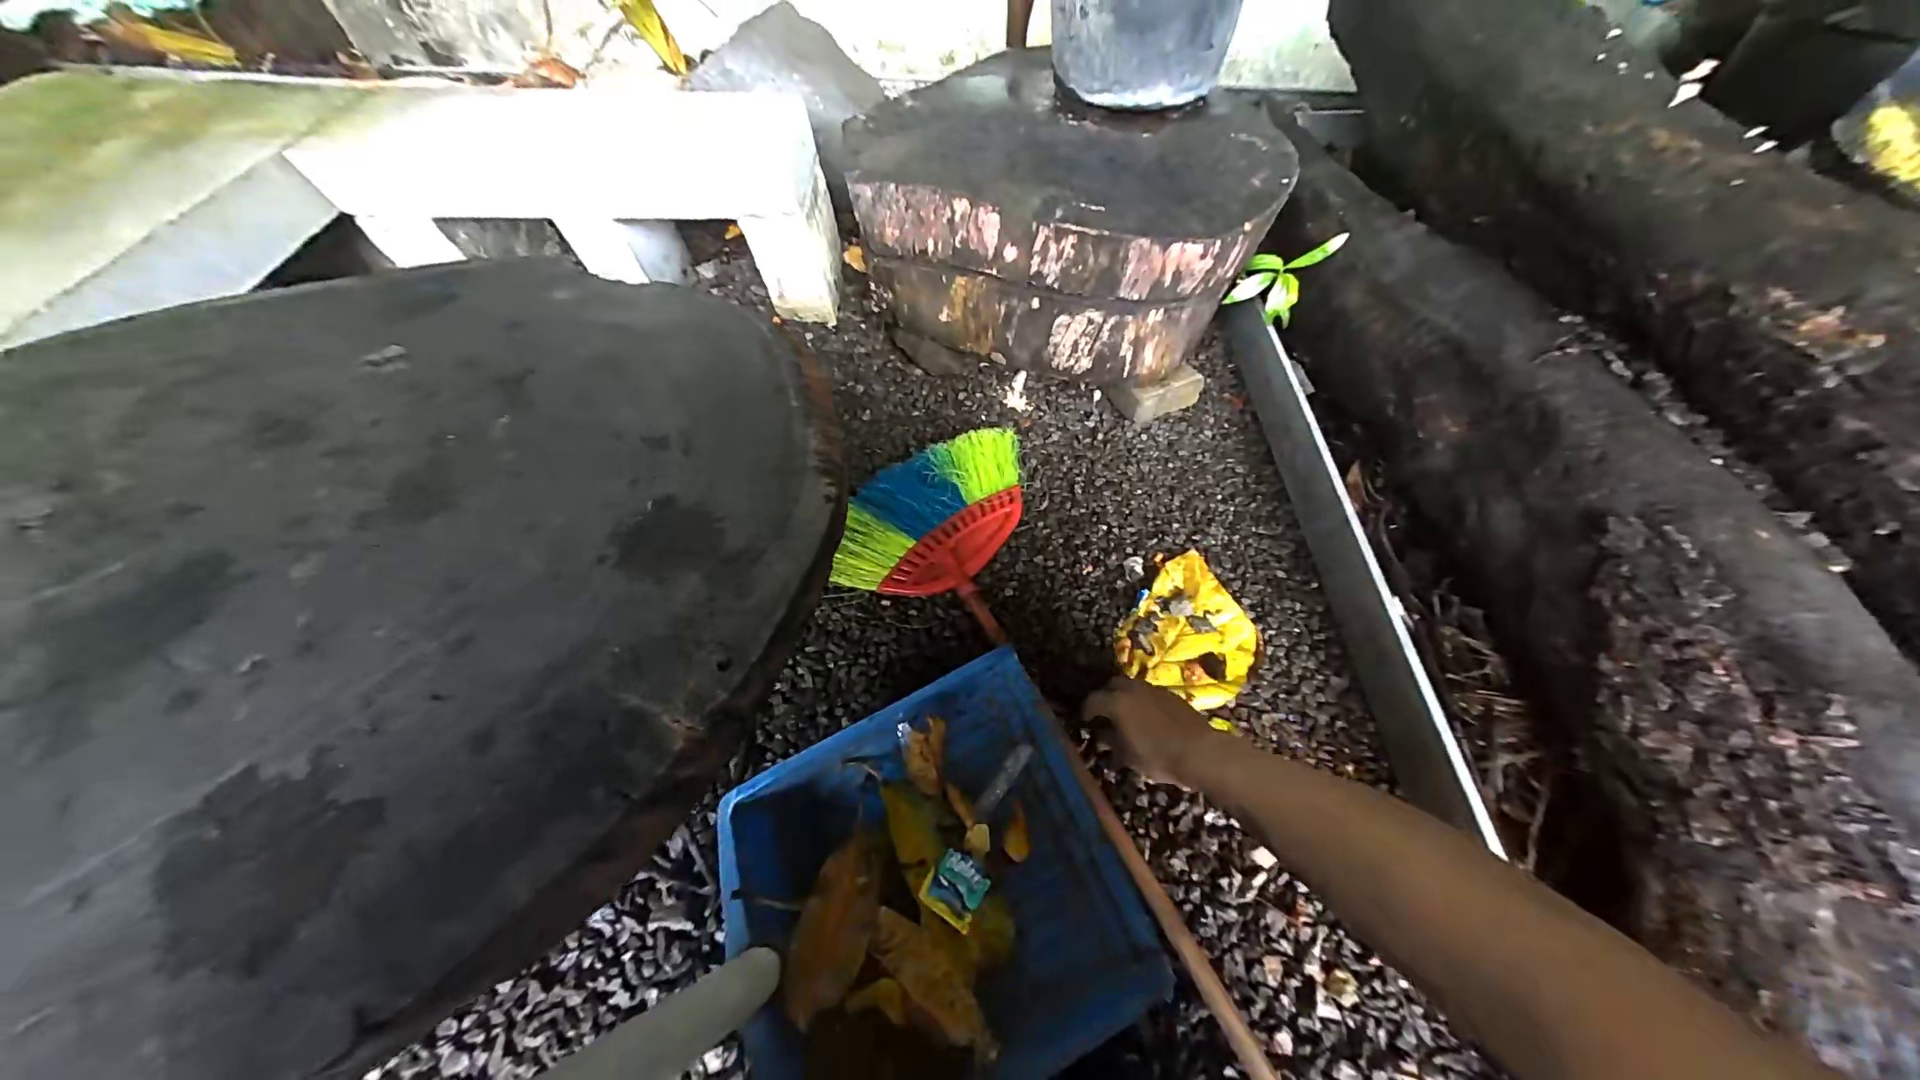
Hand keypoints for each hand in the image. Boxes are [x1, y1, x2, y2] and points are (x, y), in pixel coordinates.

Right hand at [1080, 676, 1231, 787]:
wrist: (1201, 752)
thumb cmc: (1159, 756)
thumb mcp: (1128, 756)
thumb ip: (1112, 743)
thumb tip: (1103, 737)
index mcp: (1117, 702)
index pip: (1093, 700)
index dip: (1086, 710)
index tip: (1085, 721)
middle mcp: (1133, 689)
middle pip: (1112, 685)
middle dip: (1105, 696)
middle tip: (1104, 713)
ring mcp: (1154, 689)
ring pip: (1132, 686)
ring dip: (1125, 697)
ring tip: (1126, 714)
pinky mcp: (1171, 695)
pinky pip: (1149, 693)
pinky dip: (1143, 701)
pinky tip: (1148, 717)